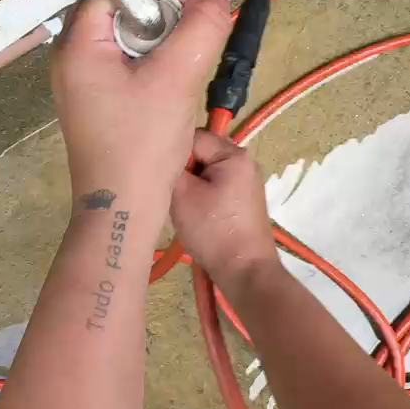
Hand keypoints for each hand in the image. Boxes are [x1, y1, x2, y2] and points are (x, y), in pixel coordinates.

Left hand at [50, 0, 235, 210]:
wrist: (123, 208)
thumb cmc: (142, 145)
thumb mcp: (178, 78)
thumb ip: (202, 24)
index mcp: (77, 48)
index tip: (187, 0)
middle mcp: (70, 60)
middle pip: (117, 9)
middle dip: (160, 11)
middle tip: (192, 30)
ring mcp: (81, 82)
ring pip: (125, 37)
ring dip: (161, 39)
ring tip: (186, 59)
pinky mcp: (95, 100)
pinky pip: (124, 63)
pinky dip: (152, 62)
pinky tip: (174, 79)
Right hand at [170, 129, 281, 288]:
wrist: (244, 271)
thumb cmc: (213, 231)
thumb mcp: (182, 196)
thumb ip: (170, 168)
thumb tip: (163, 157)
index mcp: (234, 155)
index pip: (193, 137)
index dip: (173, 154)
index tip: (163, 175)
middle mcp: (245, 162)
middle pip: (200, 153)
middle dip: (182, 170)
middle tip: (170, 192)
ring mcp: (246, 181)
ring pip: (205, 171)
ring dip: (190, 184)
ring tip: (181, 205)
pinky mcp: (243, 199)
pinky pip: (214, 185)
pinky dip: (201, 195)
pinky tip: (194, 213)